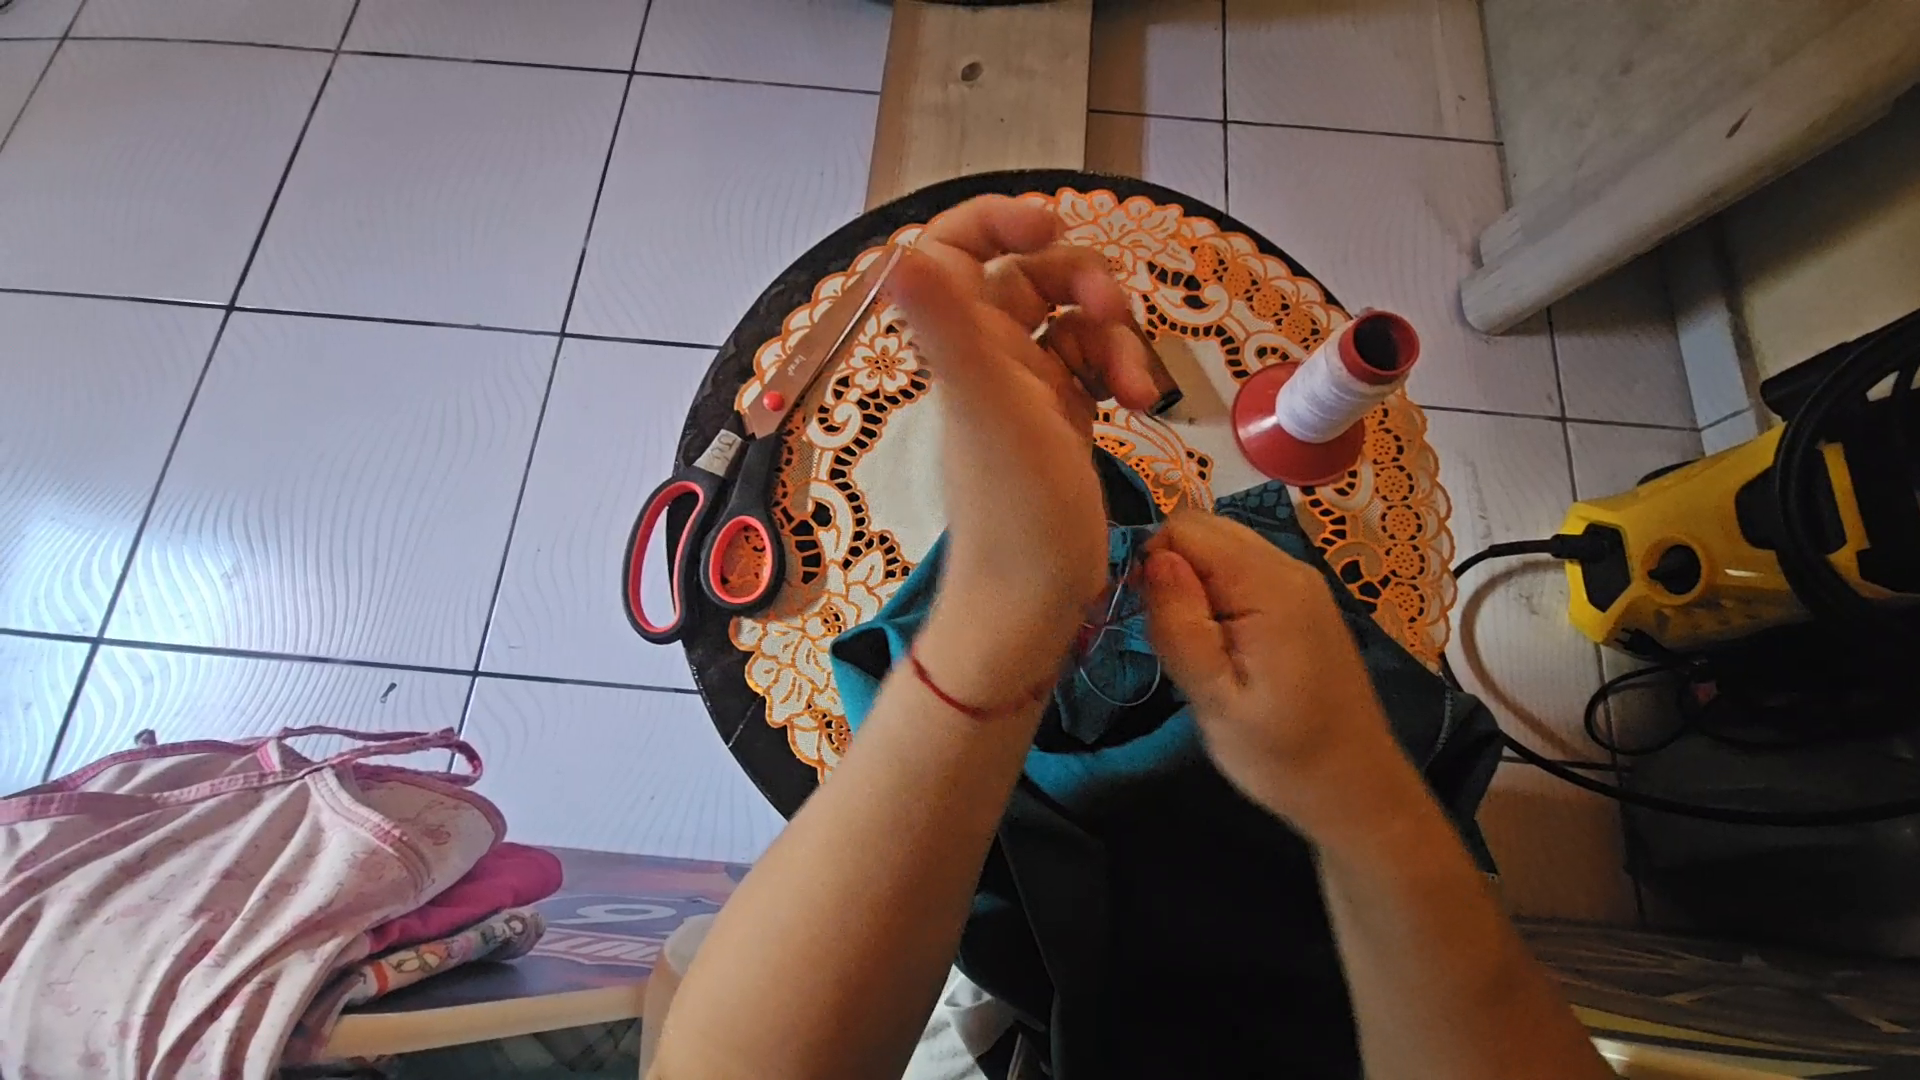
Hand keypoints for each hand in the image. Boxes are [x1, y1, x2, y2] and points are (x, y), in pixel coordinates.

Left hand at [885, 196, 1159, 705]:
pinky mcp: (1058, 419)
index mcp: (959, 344)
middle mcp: (986, 357)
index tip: (1048, 226)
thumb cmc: (1017, 511)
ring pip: (1071, 321)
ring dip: (1113, 337)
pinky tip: (1134, 401)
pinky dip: (1115, 370)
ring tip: (1137, 390)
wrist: (1034, 599)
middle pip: (1031, 275)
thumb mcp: (991, 412)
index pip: (956, 248)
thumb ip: (948, 330)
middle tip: (1111, 314)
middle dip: (1082, 282)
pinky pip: (1089, 366)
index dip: (995, 220)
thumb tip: (897, 255)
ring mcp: (1023, 388)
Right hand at [1142, 512, 1411, 838]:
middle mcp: (1287, 568)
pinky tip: (1221, 645)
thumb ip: (1180, 624)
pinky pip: (1240, 570)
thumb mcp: (1214, 700)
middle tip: (1174, 637)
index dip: (1154, 563)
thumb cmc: (1281, 754)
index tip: (1153, 620)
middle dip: (1170, 570)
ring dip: (1191, 583)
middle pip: (1203, 529)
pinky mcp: (1299, 601)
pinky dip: (1214, 593)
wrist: (1355, 791)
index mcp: (1269, 586)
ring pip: (1219, 547)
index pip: (1185, 528)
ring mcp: (1298, 583)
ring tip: (1196, 645)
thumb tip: (1153, 559)